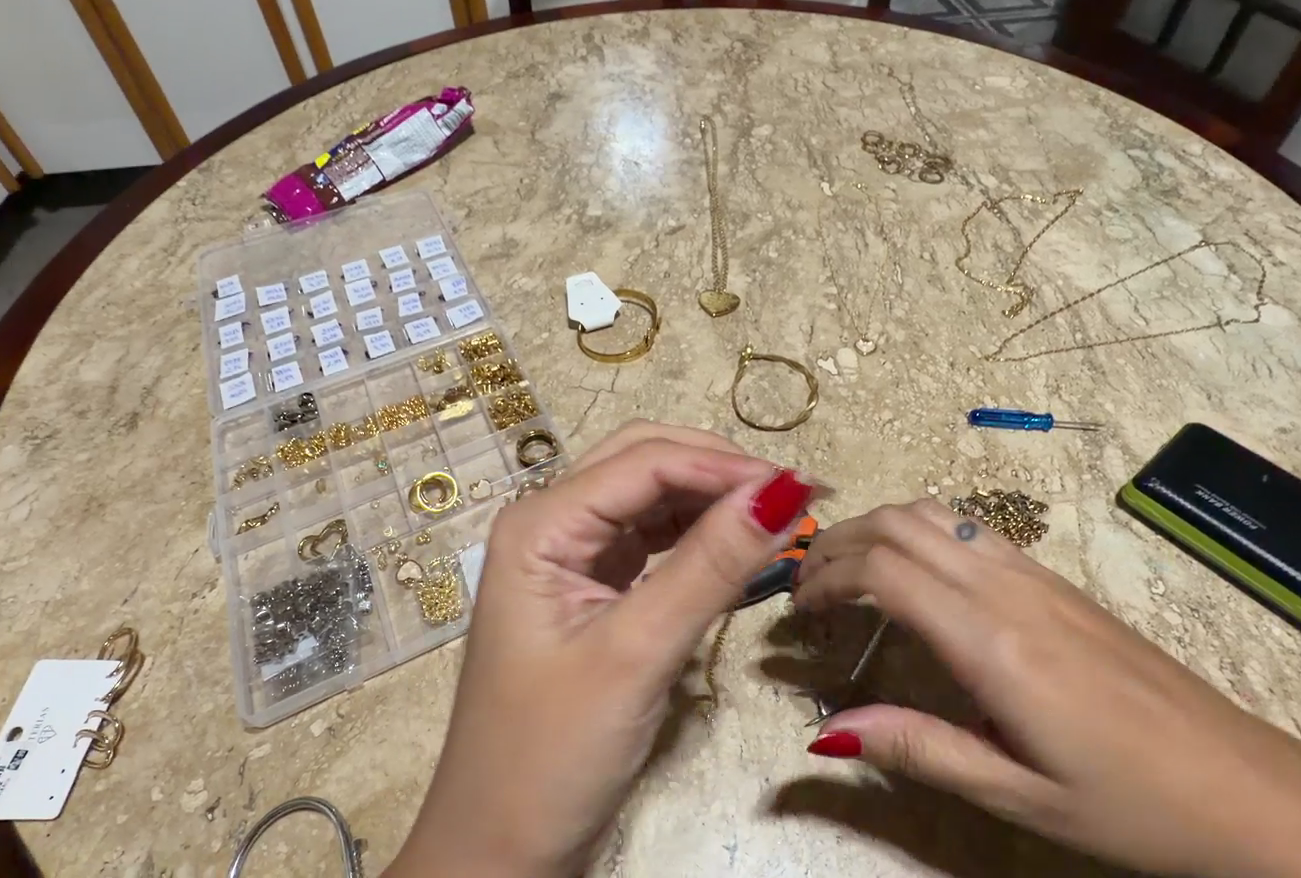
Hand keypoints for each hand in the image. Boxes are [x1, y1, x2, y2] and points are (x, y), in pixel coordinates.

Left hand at [386, 421, 814, 877]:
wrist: (499, 847)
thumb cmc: (551, 755)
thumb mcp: (636, 653)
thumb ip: (709, 567)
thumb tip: (782, 492)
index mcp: (539, 523)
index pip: (643, 462)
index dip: (723, 464)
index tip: (801, 486)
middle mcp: (551, 523)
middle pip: (644, 465)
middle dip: (717, 471)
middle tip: (792, 498)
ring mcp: (571, 557)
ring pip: (651, 500)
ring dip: (712, 502)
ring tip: (778, 520)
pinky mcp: (593, 589)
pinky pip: (653, 542)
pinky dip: (698, 539)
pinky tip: (738, 550)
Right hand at [793, 500, 1300, 877]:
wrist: (1253, 793)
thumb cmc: (1131, 806)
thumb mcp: (1018, 796)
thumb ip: (918, 749)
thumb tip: (824, 730)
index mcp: (991, 641)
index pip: (882, 568)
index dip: (825, 577)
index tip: (800, 613)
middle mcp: (1007, 589)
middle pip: (897, 522)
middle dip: (836, 541)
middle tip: (808, 587)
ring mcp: (1035, 576)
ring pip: (932, 513)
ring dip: (875, 527)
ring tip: (847, 573)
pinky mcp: (1056, 581)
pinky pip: (967, 529)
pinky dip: (916, 532)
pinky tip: (913, 577)